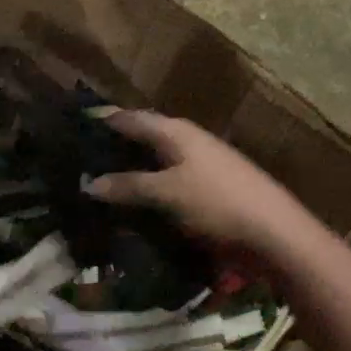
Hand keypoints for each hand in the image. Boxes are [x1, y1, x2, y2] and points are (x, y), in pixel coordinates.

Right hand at [85, 110, 313, 252]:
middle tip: (83, 161)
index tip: (73, 128)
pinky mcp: (211, 185)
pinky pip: (170, 177)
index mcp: (174, 130)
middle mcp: (187, 137)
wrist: (276, 232)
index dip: (102, 121)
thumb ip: (127, 185)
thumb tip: (89, 182)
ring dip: (133, 168)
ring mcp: (202, 160)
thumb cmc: (217, 202)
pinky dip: (151, 185)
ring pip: (157, 158)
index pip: (128, 118)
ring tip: (104, 183)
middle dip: (115, 146)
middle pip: (143, 135)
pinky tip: (139, 201)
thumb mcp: (166, 193)